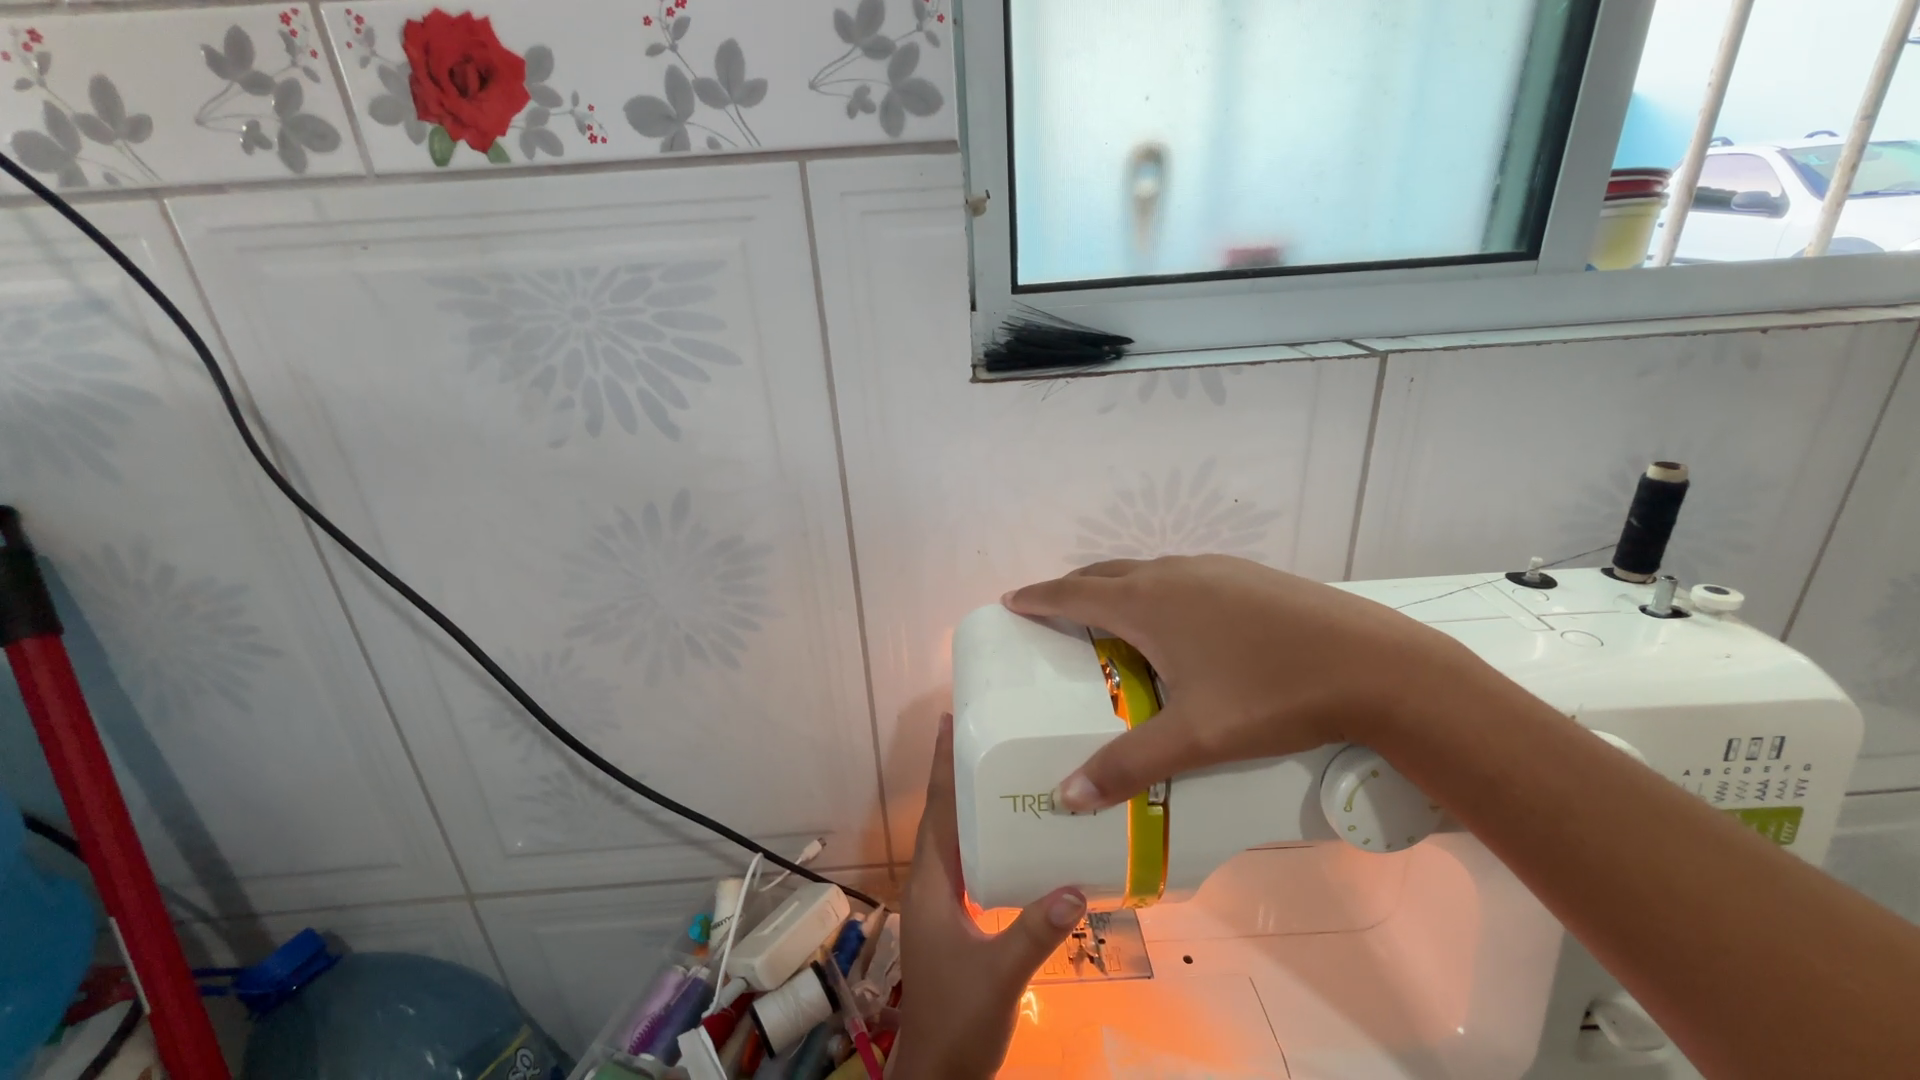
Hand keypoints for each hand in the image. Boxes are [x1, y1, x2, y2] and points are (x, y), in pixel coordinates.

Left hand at [892, 715, 1086, 1079]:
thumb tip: (1078, 886)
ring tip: (1000, 773)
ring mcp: (939, 906)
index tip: (947, 722)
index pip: (936, 814)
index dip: (941, 767)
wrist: (937, 1075)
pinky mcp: (952, 923)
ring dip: (969, 806)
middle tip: (983, 734)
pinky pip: (966, 867)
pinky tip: (1011, 842)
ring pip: (953, 842)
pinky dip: (983, 843)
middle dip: (956, 775)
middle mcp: (930, 887)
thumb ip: (1035, 932)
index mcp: (931, 888)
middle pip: (942, 818)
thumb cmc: (958, 1021)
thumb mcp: (1000, 977)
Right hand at [1005, 555, 1489, 812]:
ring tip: (1110, 621)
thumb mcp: (1195, 737)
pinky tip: (1180, 626)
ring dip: (1117, 588)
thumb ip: (1127, 765)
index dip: (1037, 597)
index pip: (1073, 592)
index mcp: (1147, 603)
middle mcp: (1174, 574)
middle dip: (1072, 589)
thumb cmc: (1271, 696)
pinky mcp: (1250, 576)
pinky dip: (1157, 592)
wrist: (1375, 665)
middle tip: (1053, 615)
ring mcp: (1216, 569)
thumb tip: (1067, 797)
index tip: (1010, 602)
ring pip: (1148, 571)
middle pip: (1106, 572)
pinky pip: (1182, 577)